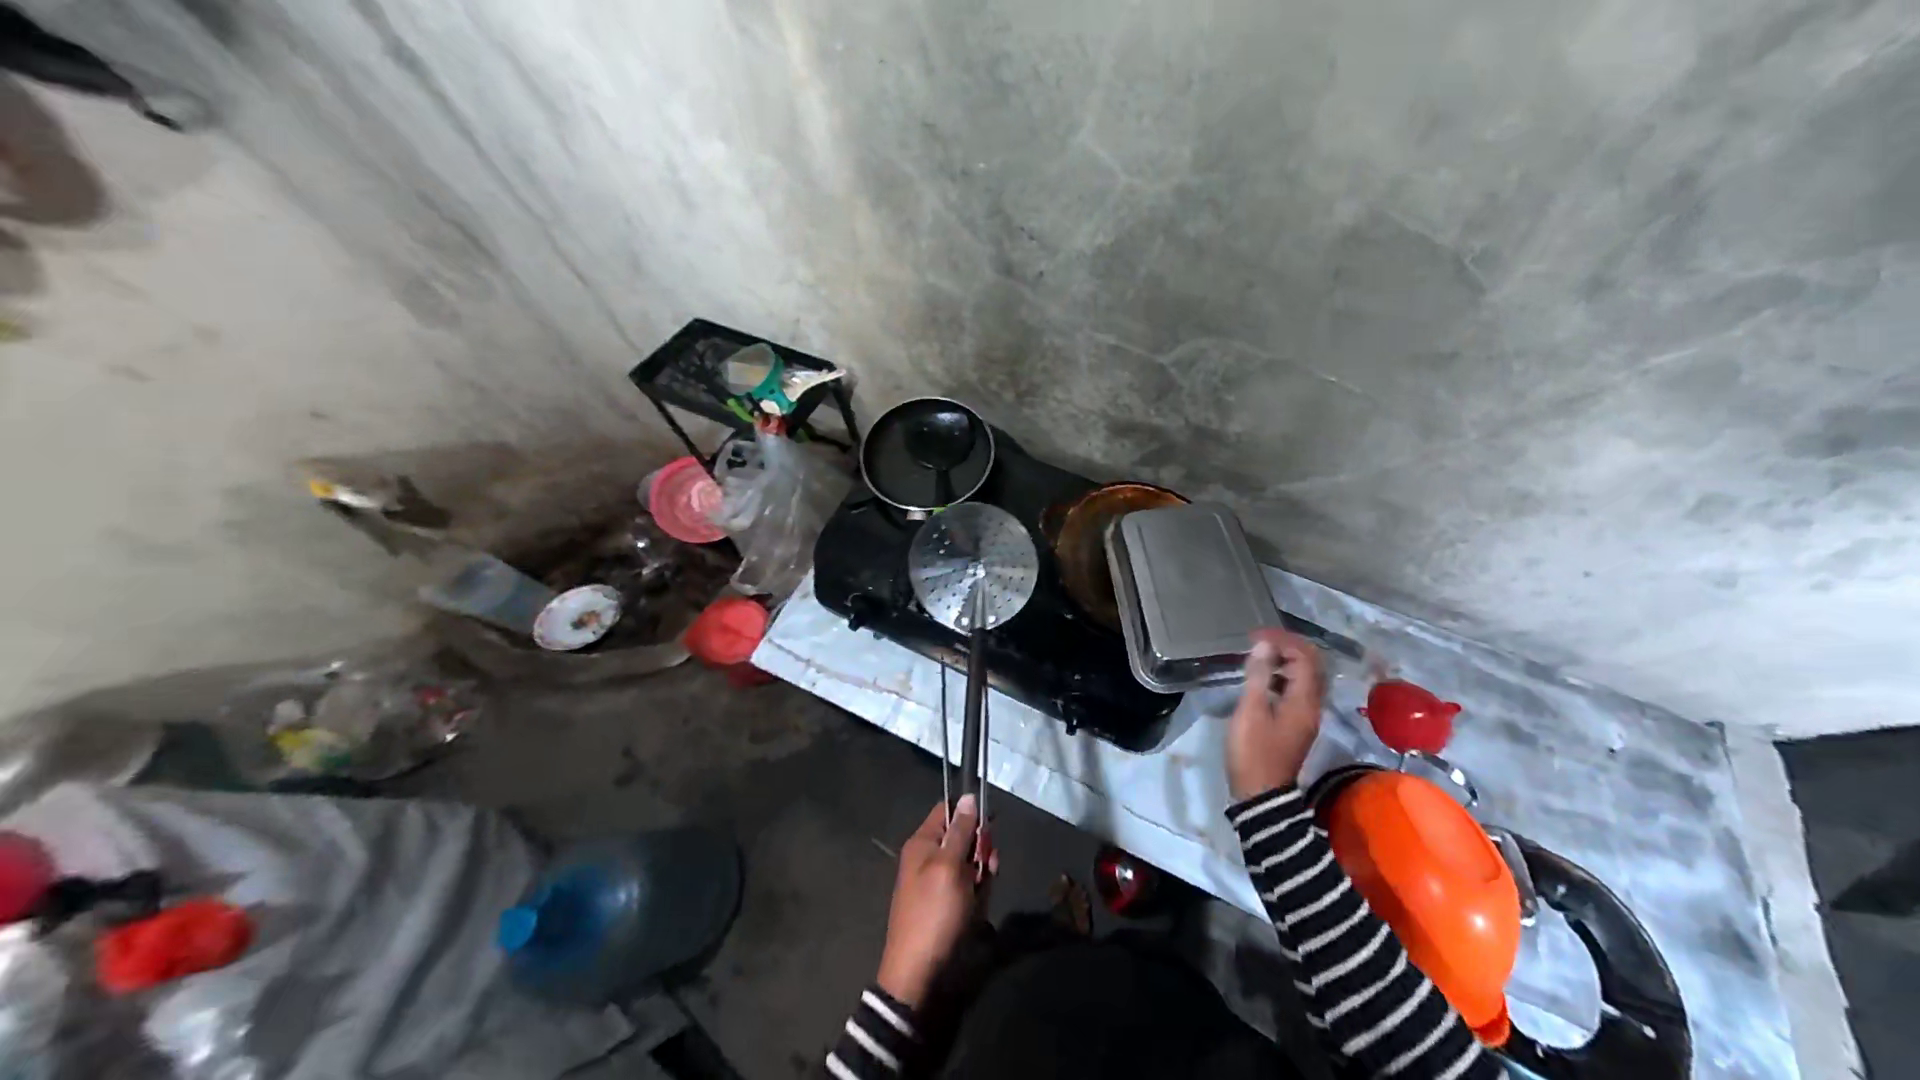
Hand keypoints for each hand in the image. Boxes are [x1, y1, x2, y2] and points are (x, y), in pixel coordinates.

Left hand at [875, 795, 993, 1007]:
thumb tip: (968, 796)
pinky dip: (975, 896)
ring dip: (980, 876)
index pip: (948, 810)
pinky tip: (976, 909)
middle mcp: (927, 857)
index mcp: (922, 842)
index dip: (970, 815)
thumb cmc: (933, 913)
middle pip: (963, 838)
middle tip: (986, 869)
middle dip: (979, 851)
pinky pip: (966, 888)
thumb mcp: (949, 866)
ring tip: (979, 895)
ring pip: (968, 864)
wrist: (918, 971)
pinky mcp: (944, 904)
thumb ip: (961, 831)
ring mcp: (935, 882)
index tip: (989, 828)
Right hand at [1226, 628, 1326, 799]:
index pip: (1305, 658)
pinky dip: (1283, 677)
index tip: (1257, 635)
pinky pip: (1297, 691)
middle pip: (1311, 667)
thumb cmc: (1253, 751)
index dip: (1284, 641)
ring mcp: (1306, 716)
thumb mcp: (1250, 711)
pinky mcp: (1296, 725)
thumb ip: (1258, 676)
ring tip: (1259, 656)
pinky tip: (1263, 679)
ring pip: (1305, 679)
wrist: (1261, 794)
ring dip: (1286, 662)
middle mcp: (1312, 706)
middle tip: (1260, 641)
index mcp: (1304, 701)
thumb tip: (1264, 645)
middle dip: (1289, 648)